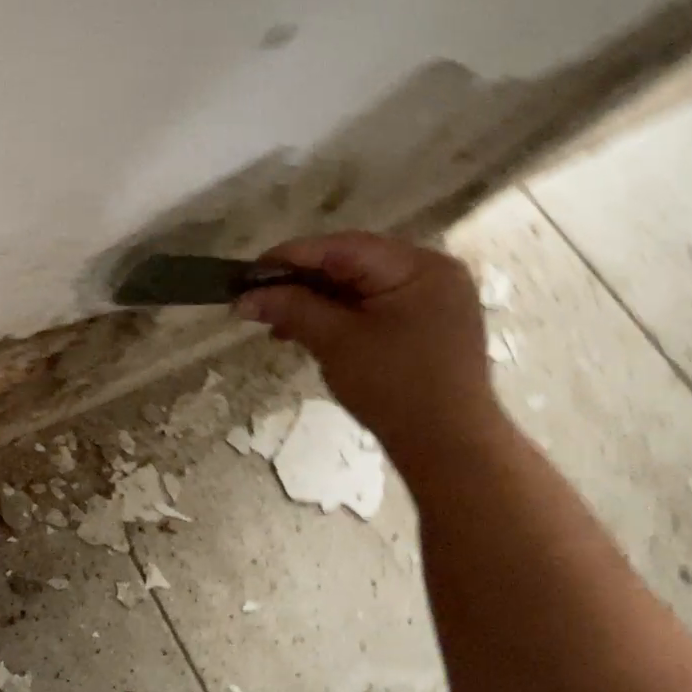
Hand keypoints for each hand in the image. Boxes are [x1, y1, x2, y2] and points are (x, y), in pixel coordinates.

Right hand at [234, 231, 501, 454]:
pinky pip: (370, 305)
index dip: (290, 257)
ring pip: (357, 285)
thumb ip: (291, 309)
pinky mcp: (423, 323)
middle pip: (350, 263)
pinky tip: (305, 331)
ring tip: (276, 321)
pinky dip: (335, 314)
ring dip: (313, 300)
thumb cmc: (394, 386)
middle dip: (300, 281)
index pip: (342, 247)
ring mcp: (430, 299)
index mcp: (419, 267)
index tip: (247, 274)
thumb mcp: (335, 341)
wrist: (448, 445)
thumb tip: (243, 298)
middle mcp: (430, 273)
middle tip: (257, 298)